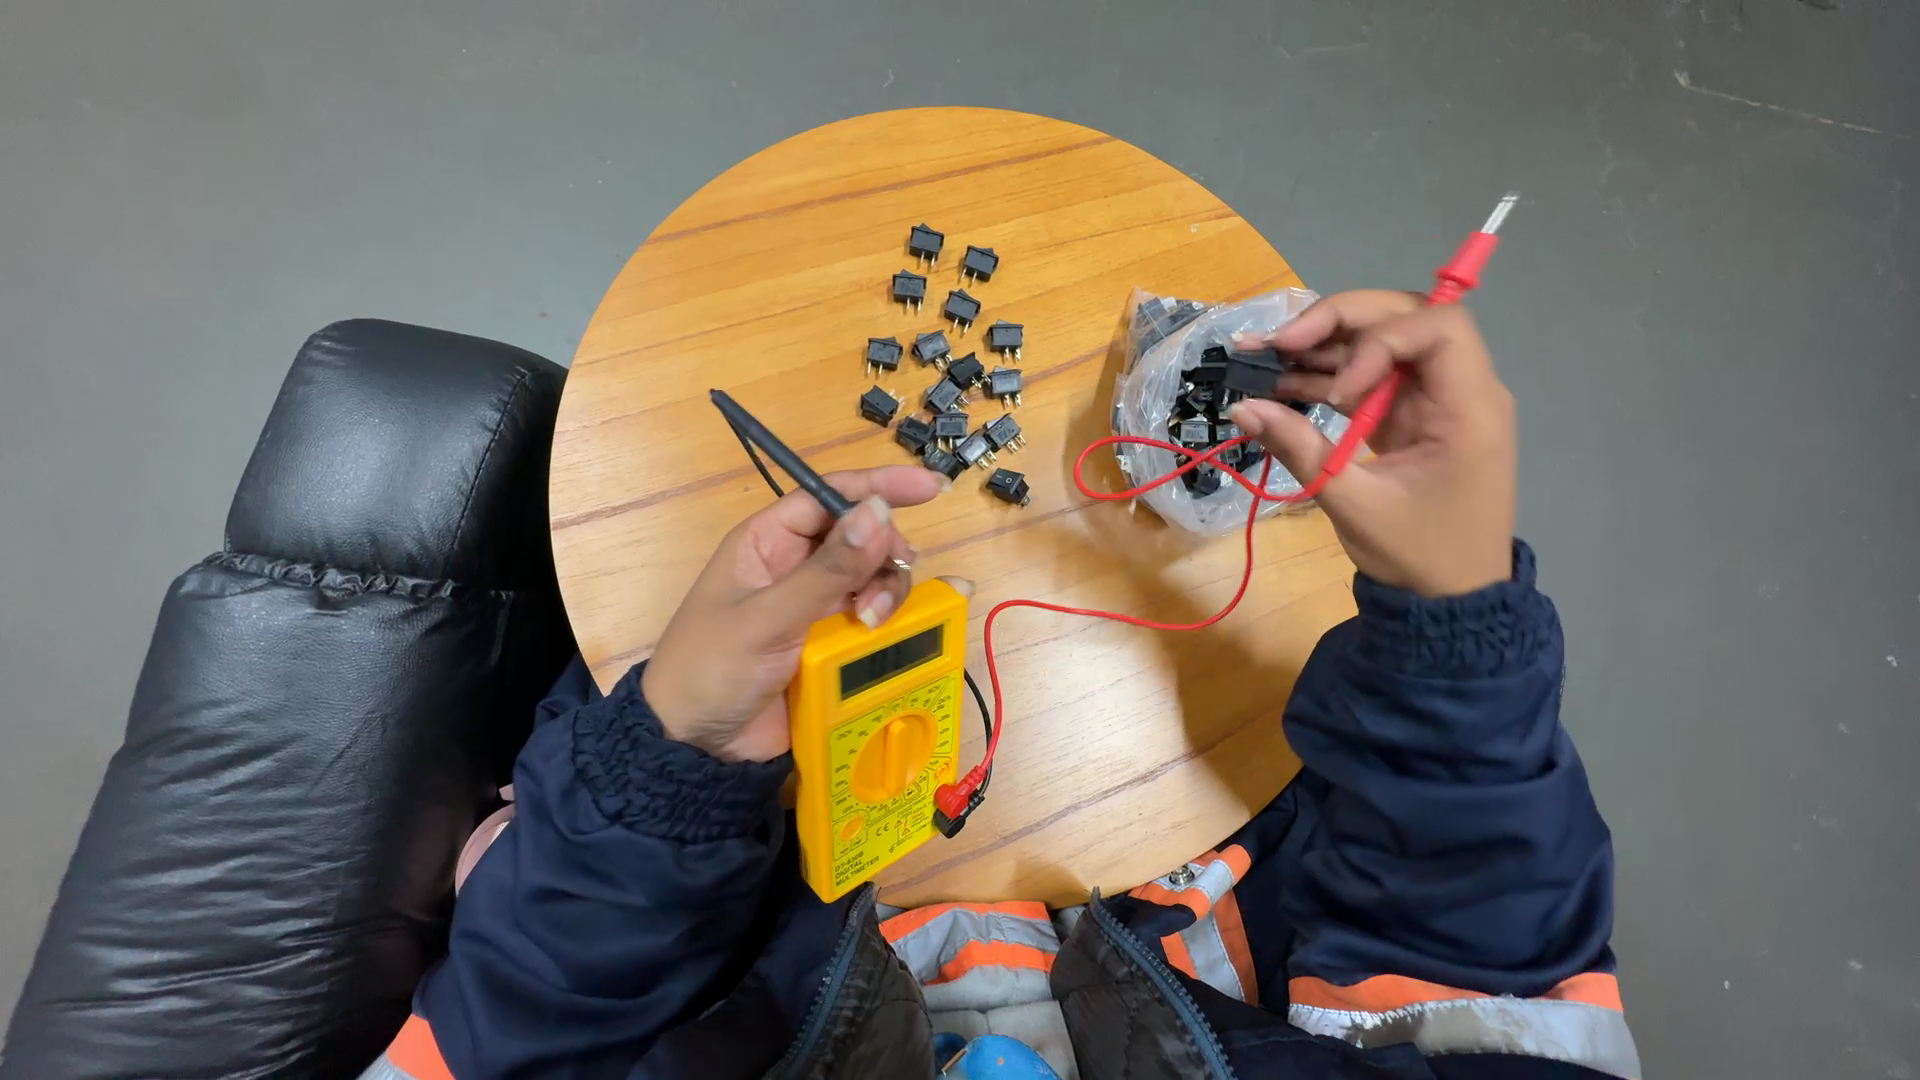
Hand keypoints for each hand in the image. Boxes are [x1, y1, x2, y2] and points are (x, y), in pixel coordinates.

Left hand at [641, 466, 947, 761]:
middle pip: (863, 535)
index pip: (829, 496)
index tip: (930, 487)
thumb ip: (826, 569)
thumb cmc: (714, 670)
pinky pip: (876, 617)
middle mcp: (798, 565)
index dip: (878, 487)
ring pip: (876, 576)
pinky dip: (893, 619)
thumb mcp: (767, 618)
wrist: (701, 749)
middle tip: (878, 593)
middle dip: (884, 554)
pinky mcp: (834, 641)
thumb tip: (879, 512)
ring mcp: (818, 605)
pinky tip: (900, 629)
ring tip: (871, 623)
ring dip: (887, 592)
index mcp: (768, 542)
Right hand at [1228, 290, 1515, 597]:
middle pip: (1403, 320)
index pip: (1436, 328)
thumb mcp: (1352, 504)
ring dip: (1322, 347)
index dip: (1378, 340)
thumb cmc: (1417, 555)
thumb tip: (1242, 408)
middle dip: (1338, 322)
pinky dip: (1326, 379)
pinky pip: (1368, 380)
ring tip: (1261, 356)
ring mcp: (1432, 402)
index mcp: (1469, 407)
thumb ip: (1299, 449)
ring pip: (1379, 345)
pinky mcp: (1409, 418)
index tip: (1338, 393)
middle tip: (1278, 341)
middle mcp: (1457, 390)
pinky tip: (1281, 386)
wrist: (1449, 599)